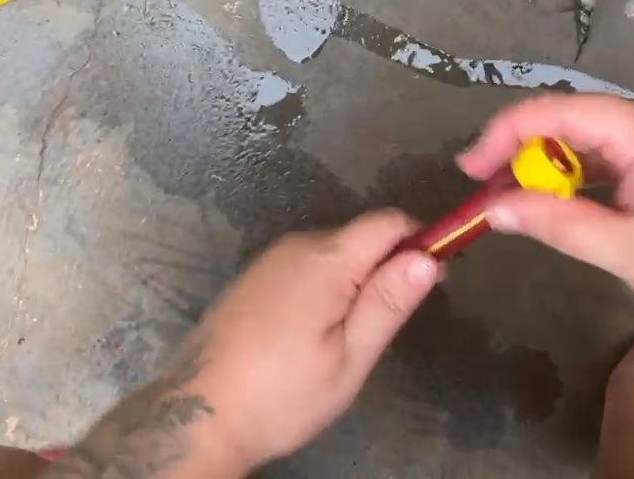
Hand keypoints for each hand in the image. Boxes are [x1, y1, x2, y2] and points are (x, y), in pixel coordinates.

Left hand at [182, 211, 441, 468]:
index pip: (387, 221)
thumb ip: (387, 303)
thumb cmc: (283, 394)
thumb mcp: (348, 359)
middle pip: (361, 235)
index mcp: (327, 258)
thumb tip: (428, 258)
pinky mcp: (257, 273)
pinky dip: (326, 283)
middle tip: (388, 322)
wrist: (199, 413)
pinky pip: (307, 263)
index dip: (419, 239)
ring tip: (350, 335)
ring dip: (356, 276)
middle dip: (387, 264)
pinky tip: (315, 330)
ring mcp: (273, 256)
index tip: (434, 276)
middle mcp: (299, 243)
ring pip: (334, 250)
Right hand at [456, 95, 633, 354]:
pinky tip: (568, 201)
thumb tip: (493, 209)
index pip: (559, 109)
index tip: (469, 168)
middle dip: (525, 150)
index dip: (505, 133)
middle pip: (575, 118)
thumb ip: (556, 223)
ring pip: (595, 138)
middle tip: (489, 190)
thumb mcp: (628, 252)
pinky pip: (619, 154)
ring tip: (519, 200)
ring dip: (554, 165)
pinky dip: (585, 175)